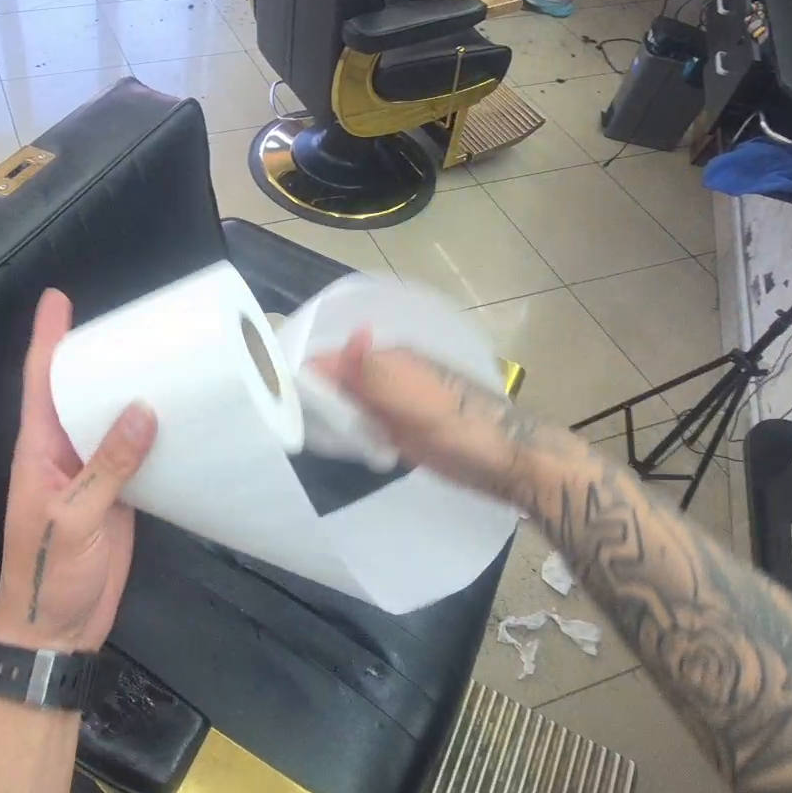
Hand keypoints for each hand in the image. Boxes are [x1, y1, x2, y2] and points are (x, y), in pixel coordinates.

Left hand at [0, 289, 156, 653]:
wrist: (56, 629)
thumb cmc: (49, 572)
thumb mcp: (74, 517)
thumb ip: (107, 466)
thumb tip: (144, 409)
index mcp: (39, 448)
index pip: (40, 381)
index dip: (47, 338)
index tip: (57, 298)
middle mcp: (62, 451)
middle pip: (78, 391)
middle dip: (96, 353)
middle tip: (134, 320)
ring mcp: (90, 473)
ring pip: (108, 420)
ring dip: (128, 390)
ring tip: (163, 356)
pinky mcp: (116, 495)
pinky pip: (133, 453)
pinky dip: (151, 433)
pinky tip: (177, 415)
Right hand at [310, 330, 544, 503]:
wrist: (511, 463)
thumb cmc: (464, 429)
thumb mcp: (417, 400)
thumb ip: (377, 371)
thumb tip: (352, 328)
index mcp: (388, 360)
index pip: (329, 361)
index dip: (303, 380)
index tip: (280, 407)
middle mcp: (386, 376)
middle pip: (333, 382)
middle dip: (312, 402)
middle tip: (293, 431)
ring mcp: (393, 403)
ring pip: (344, 406)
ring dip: (328, 421)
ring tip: (311, 441)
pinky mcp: (398, 429)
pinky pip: (360, 427)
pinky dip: (348, 436)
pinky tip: (341, 450)